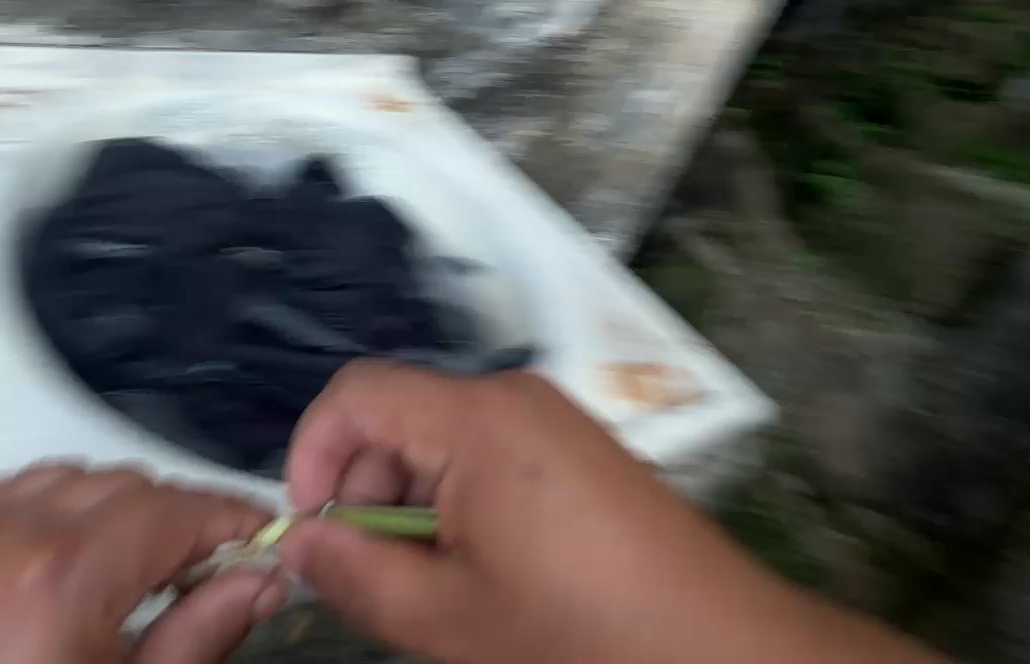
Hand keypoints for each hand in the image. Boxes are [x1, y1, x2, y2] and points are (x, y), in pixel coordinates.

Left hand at [0, 464, 287, 663]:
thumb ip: (202, 634)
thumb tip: (260, 581)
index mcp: (63, 575)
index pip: (176, 510)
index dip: (231, 518)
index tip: (263, 535)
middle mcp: (12, 532)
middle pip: (132, 486)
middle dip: (178, 519)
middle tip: (207, 571)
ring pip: (77, 475)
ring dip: (121, 507)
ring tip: (137, 566)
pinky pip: (19, 488)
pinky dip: (60, 503)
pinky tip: (72, 547)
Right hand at [276, 362, 837, 663]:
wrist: (732, 655)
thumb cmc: (583, 636)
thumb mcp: (452, 619)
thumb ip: (357, 573)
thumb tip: (298, 540)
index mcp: (475, 417)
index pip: (357, 392)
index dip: (312, 450)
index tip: (309, 524)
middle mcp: (508, 393)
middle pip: (396, 413)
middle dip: (362, 486)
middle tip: (367, 570)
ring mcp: (544, 412)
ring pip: (436, 435)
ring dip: (406, 500)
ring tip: (426, 581)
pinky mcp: (567, 441)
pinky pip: (479, 448)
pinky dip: (451, 497)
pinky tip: (471, 563)